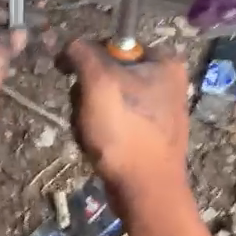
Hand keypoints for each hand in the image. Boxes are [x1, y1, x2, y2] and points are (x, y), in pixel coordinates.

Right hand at [61, 39, 189, 193]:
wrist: (144, 190)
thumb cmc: (125, 131)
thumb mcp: (99, 81)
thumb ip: (82, 53)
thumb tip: (70, 46)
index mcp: (164, 62)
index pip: (112, 44)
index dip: (87, 59)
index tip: (70, 75)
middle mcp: (165, 82)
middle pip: (106, 73)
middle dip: (87, 94)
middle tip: (86, 112)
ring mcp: (156, 110)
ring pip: (104, 99)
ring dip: (88, 115)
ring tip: (91, 134)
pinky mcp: (145, 134)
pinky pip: (113, 122)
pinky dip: (98, 132)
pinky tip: (98, 146)